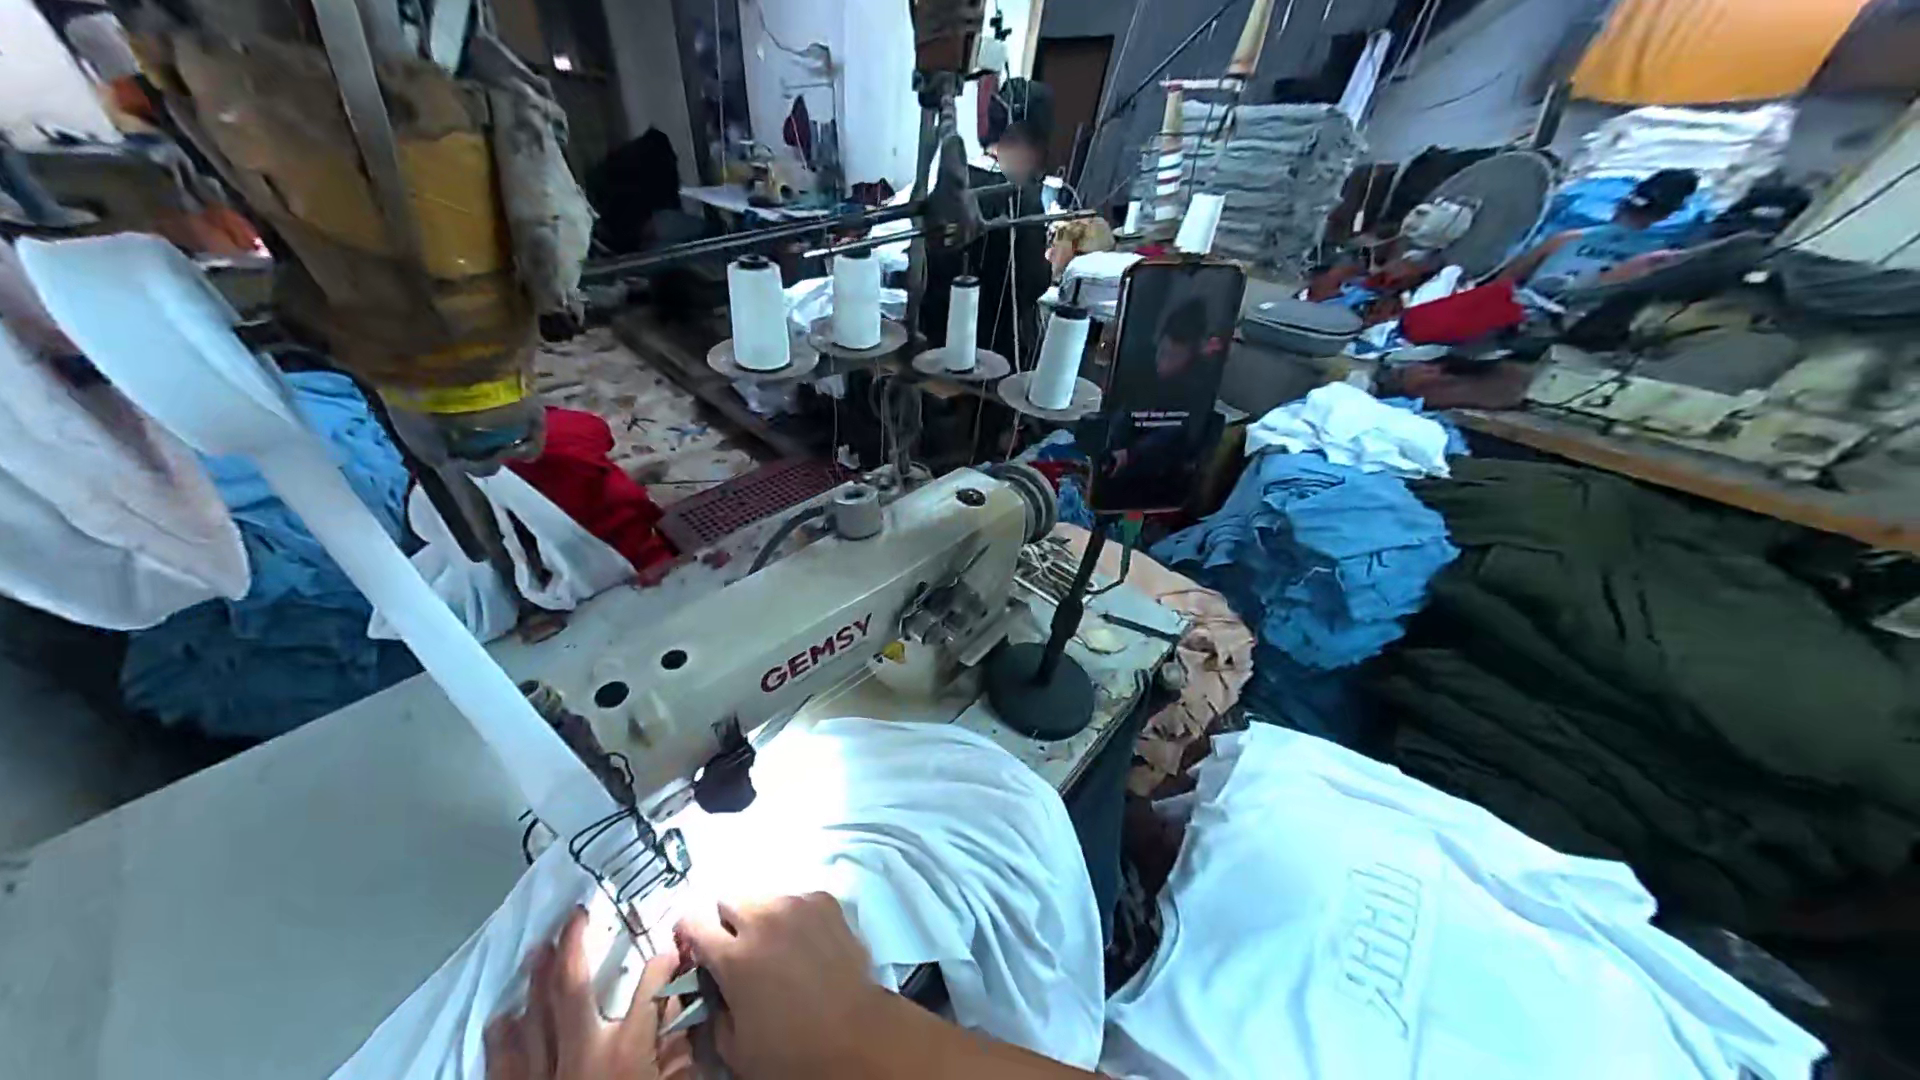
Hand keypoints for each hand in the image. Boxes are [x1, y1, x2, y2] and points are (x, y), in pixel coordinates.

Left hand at [486, 906, 694, 1079]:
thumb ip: (679, 1049)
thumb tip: (683, 1007)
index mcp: (626, 1051)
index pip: (649, 986)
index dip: (662, 961)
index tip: (670, 947)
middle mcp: (581, 1056)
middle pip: (573, 989)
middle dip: (573, 947)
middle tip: (573, 916)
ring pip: (531, 1019)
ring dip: (534, 982)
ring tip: (536, 951)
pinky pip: (503, 1067)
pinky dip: (501, 1039)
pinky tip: (501, 1018)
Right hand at [674, 893, 892, 1078]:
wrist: (854, 1032)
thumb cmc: (790, 1049)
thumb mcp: (733, 1045)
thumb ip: (712, 1007)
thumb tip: (710, 984)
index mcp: (734, 955)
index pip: (692, 922)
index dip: (688, 933)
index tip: (694, 945)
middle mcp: (763, 919)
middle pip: (729, 900)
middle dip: (726, 922)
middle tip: (739, 948)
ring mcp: (797, 904)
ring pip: (765, 897)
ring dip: (762, 917)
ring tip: (777, 946)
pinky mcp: (824, 900)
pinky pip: (797, 899)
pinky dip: (794, 916)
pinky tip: (805, 941)